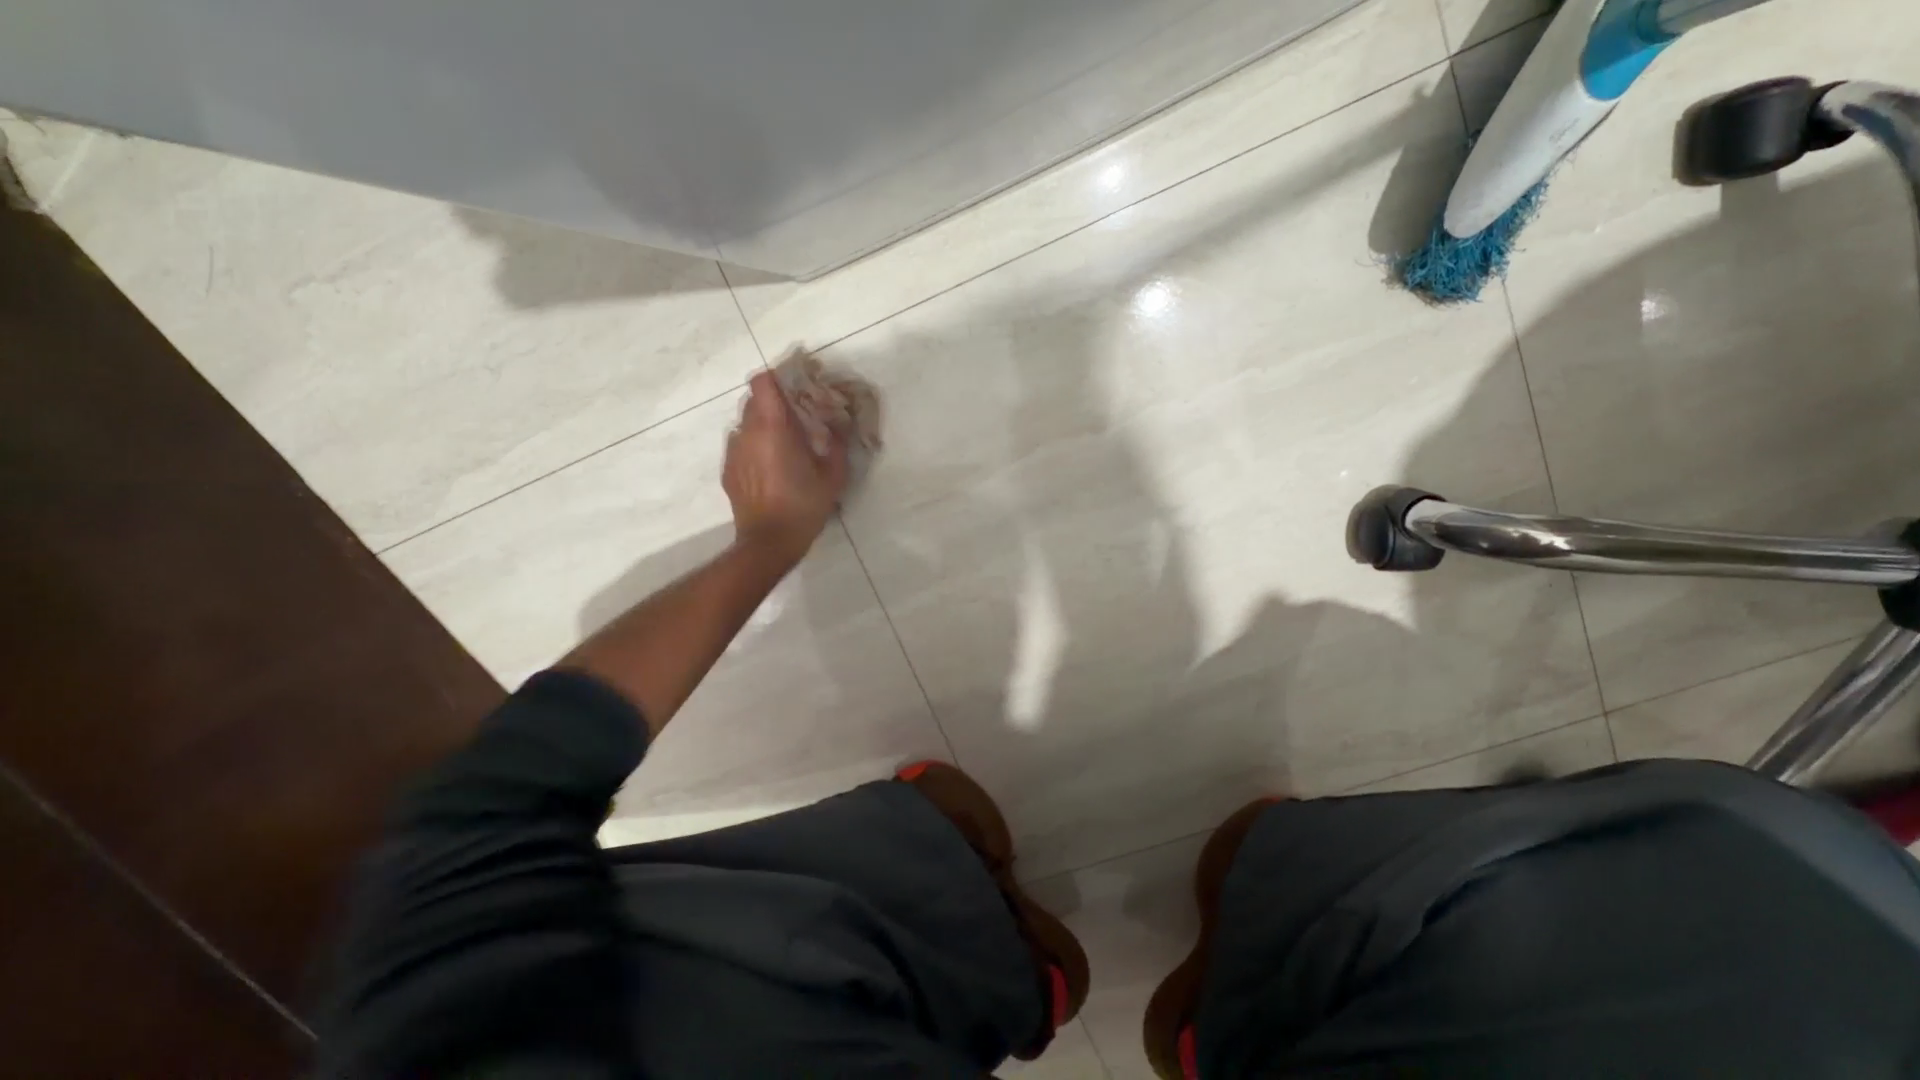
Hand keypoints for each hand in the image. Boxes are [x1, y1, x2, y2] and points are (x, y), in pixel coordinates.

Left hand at [723, 371, 849, 565]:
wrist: (768, 543)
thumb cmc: (803, 507)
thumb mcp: (833, 476)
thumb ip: (837, 444)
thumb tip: (836, 425)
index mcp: (773, 428)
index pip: (763, 382)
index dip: (778, 379)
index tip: (797, 387)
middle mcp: (747, 432)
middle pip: (754, 400)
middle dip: (774, 402)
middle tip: (797, 417)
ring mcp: (733, 451)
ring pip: (746, 423)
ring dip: (763, 425)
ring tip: (784, 444)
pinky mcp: (728, 469)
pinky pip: (740, 445)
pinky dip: (754, 446)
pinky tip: (770, 466)